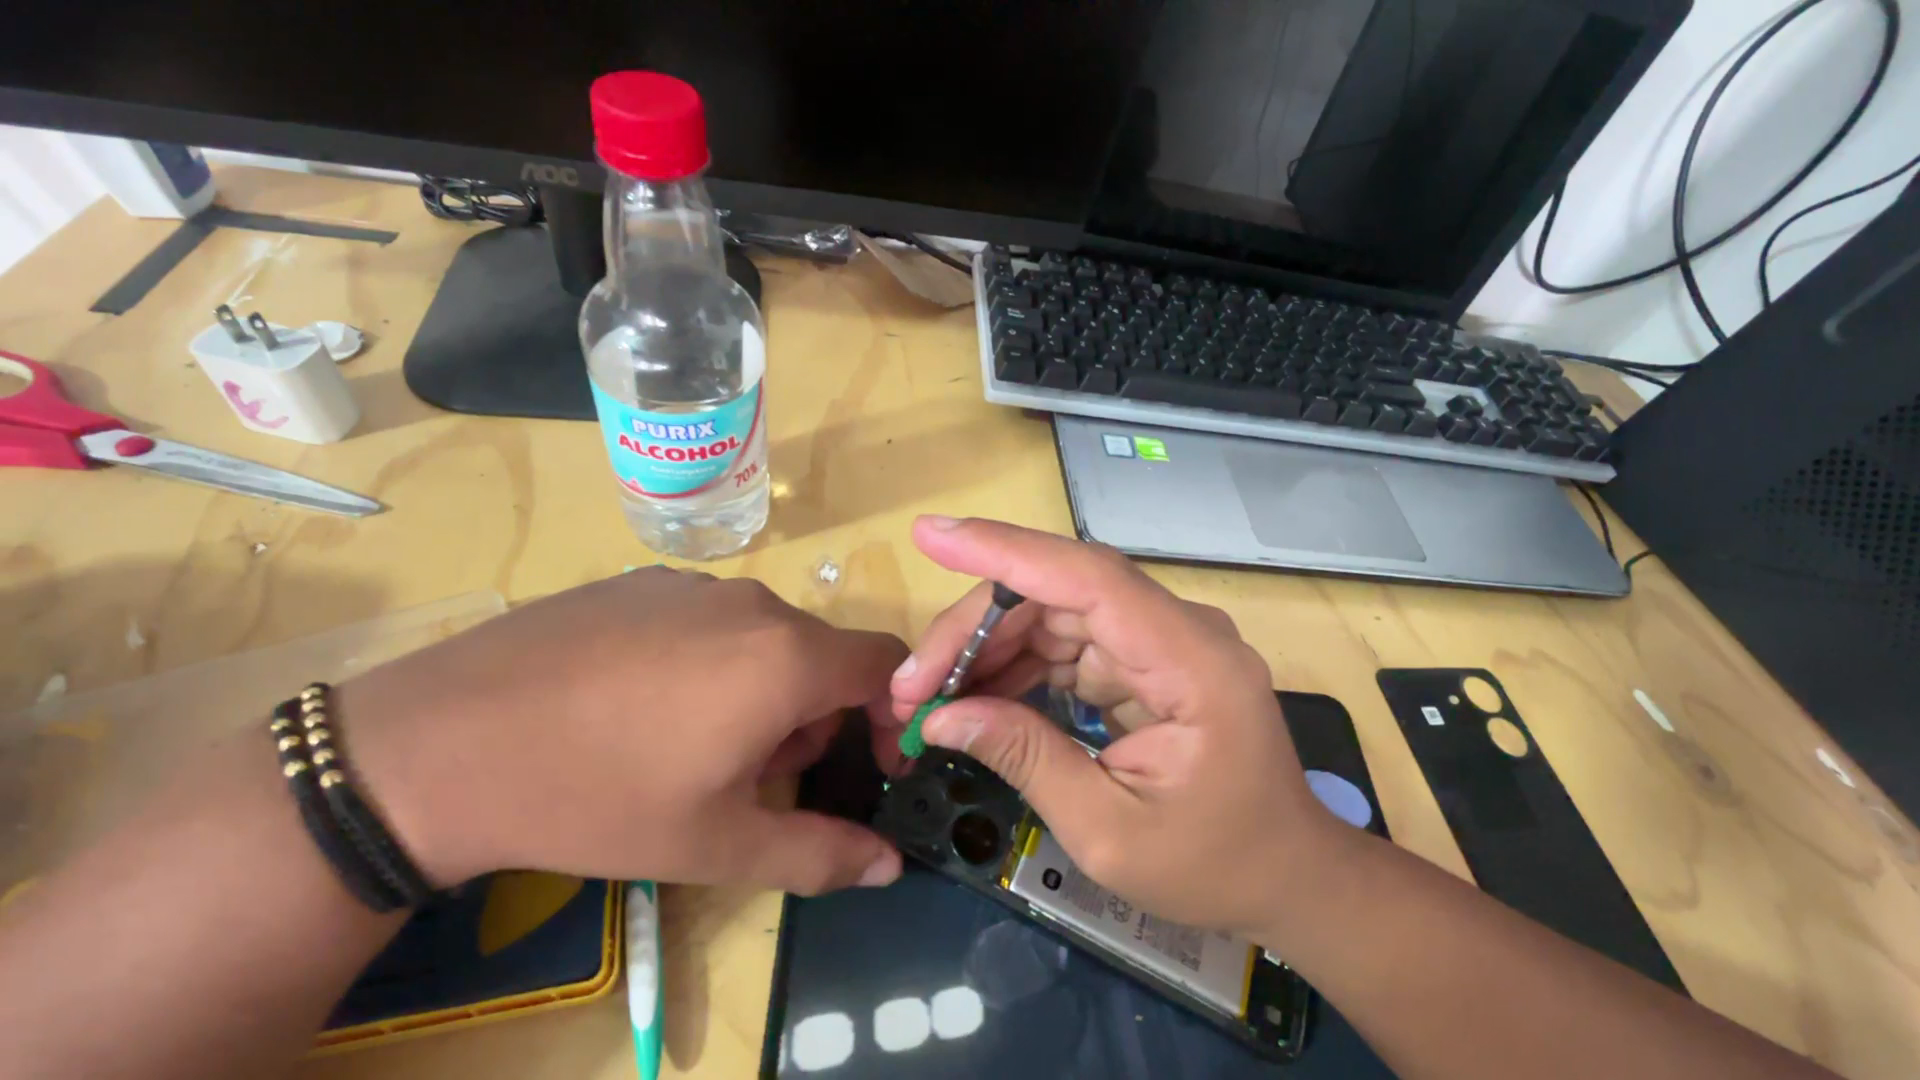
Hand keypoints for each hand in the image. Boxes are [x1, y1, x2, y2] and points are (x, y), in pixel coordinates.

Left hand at [337, 568, 907, 894]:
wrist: (440, 745)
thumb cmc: (599, 798)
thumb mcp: (717, 845)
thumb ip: (820, 854)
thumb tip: (890, 864)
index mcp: (785, 657)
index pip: (886, 663)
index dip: (894, 715)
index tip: (868, 767)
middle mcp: (750, 604)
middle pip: (821, 656)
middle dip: (813, 718)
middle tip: (754, 777)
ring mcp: (689, 584)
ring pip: (762, 638)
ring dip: (760, 692)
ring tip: (688, 748)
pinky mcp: (636, 582)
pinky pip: (707, 621)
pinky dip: (708, 662)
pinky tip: (637, 707)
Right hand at [889, 516, 1340, 937]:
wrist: (1289, 876)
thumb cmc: (1214, 865)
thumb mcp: (1109, 831)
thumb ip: (1027, 759)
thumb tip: (942, 716)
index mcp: (1190, 662)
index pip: (1089, 579)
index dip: (1006, 551)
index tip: (931, 535)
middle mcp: (1178, 633)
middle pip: (1058, 595)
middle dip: (974, 629)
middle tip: (910, 687)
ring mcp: (1162, 644)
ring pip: (1055, 615)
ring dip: (987, 648)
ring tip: (928, 697)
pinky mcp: (1147, 662)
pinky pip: (1069, 645)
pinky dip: (1017, 666)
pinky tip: (975, 696)